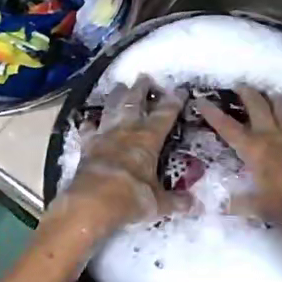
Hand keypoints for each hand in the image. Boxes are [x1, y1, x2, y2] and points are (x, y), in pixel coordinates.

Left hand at [50, 77, 189, 240]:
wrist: (92, 202)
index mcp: (149, 138)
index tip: (181, 90)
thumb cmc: (130, 197)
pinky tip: (87, 120)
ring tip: (119, 86)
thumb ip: (176, 201)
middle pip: (135, 102)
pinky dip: (88, 124)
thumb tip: (195, 205)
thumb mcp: (158, 203)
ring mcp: (105, 135)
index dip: (174, 100)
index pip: (165, 113)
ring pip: (112, 108)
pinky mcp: (87, 145)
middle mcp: (127, 130)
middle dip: (141, 88)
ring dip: (116, 96)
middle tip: (144, 76)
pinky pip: (87, 129)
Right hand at [194, 85, 281, 222]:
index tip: (201, 100)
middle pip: (257, 105)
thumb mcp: (259, 208)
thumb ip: (238, 204)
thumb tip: (217, 205)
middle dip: (247, 93)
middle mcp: (271, 135)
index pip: (228, 127)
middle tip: (239, 86)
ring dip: (274, 99)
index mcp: (254, 148)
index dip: (213, 114)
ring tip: (270, 94)